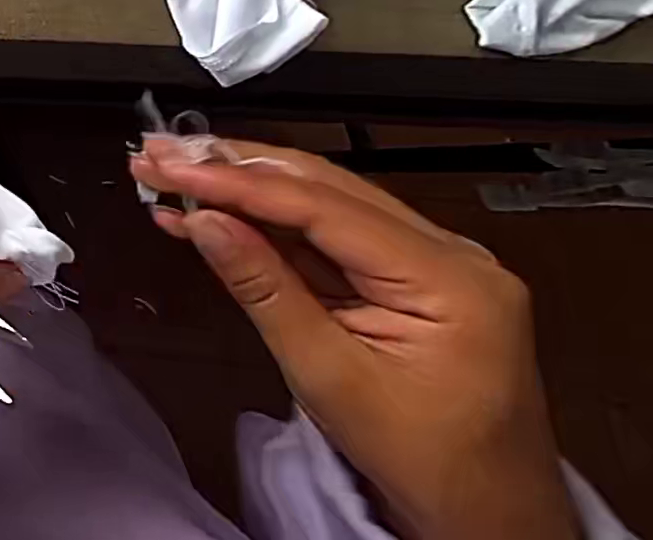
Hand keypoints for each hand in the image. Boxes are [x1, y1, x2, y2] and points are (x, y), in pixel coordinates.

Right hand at [131, 139, 577, 539]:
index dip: (238, 183)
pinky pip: (320, 232)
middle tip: (161, 150)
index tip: (174, 166)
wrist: (491, 524)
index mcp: (447, 275)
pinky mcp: (397, 268)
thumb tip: (204, 221)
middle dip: (231, 166)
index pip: (321, 206)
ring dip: (238, 186)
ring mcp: (423, 253)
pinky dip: (260, 221)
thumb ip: (265, 288)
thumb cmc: (420, 464)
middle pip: (317, 185)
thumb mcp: (330, 379)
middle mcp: (443, 246)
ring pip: (313, 198)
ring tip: (171, 170)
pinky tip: (208, 212)